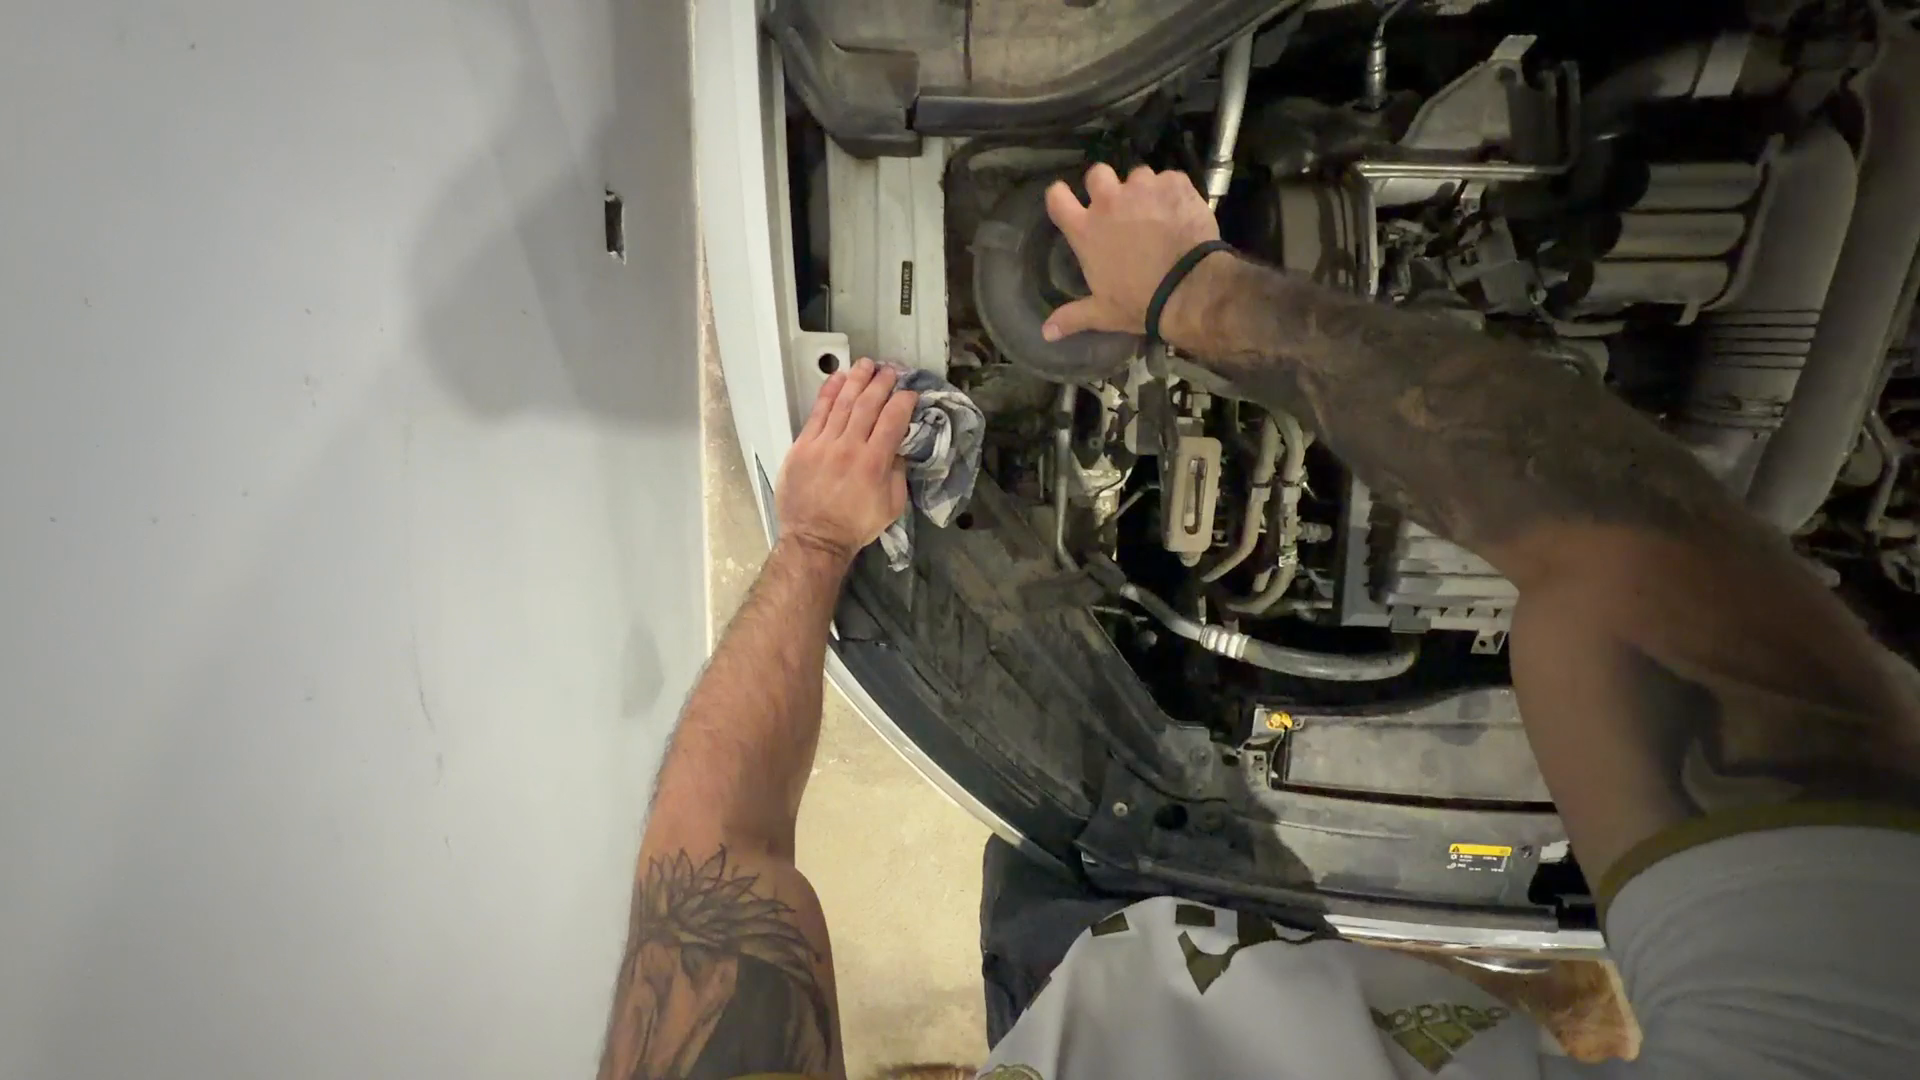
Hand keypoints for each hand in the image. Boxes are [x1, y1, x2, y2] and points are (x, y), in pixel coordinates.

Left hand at [776, 358, 916, 562]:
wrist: (815, 539)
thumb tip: (897, 447)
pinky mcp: (802, 446)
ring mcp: (823, 444)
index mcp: (874, 463)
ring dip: (856, 380)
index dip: (904, 401)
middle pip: (869, 404)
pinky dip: (828, 392)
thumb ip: (897, 473)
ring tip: (866, 364)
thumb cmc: (856, 525)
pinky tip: (837, 378)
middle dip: (882, 383)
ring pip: (843, 403)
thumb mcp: (892, 505)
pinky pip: (817, 412)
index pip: (893, 419)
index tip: (910, 393)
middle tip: (891, 370)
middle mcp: (849, 447)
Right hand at [1041, 163, 1222, 342]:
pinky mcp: (1174, 183)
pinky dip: (1171, 193)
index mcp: (1086, 230)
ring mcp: (1143, 188)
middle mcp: (1109, 201)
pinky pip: (1168, 180)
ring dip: (1141, 191)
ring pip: (1136, 176)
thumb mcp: (1102, 314)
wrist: (1189, 288)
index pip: (1057, 197)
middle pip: (1097, 173)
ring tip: (1154, 213)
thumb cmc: (1139, 302)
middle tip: (1116, 207)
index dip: (1060, 196)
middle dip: (1104, 185)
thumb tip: (1046, 332)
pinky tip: (1178, 212)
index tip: (1068, 202)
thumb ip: (1071, 317)